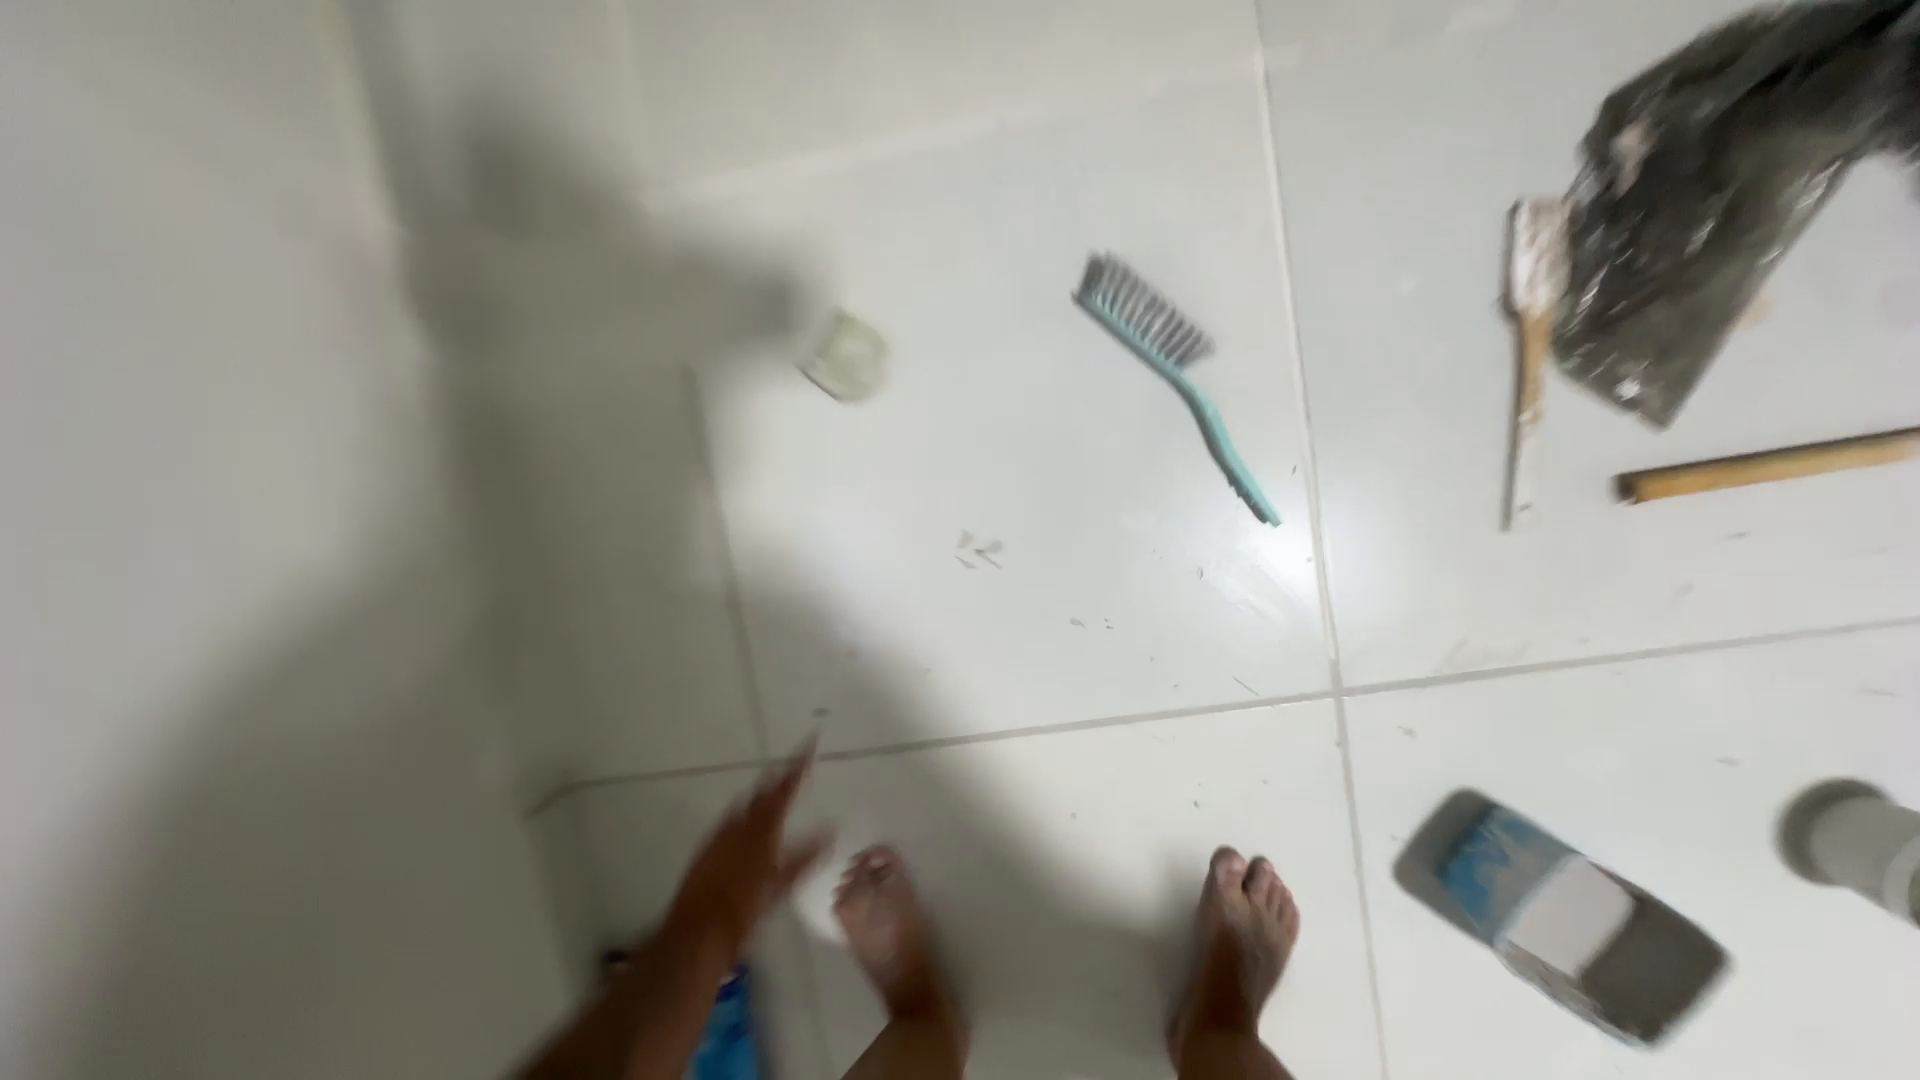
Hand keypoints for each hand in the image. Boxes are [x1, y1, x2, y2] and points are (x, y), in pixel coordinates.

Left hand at [664, 740, 830, 957]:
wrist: (695, 934)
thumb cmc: (743, 912)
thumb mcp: (779, 886)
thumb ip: (804, 857)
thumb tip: (829, 831)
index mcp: (760, 830)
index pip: (783, 789)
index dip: (798, 766)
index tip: (809, 743)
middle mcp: (738, 825)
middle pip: (761, 791)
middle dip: (779, 777)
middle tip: (794, 766)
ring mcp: (719, 835)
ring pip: (744, 804)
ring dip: (761, 793)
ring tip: (774, 788)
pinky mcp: (706, 848)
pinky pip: (730, 819)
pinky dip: (744, 813)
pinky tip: (747, 821)